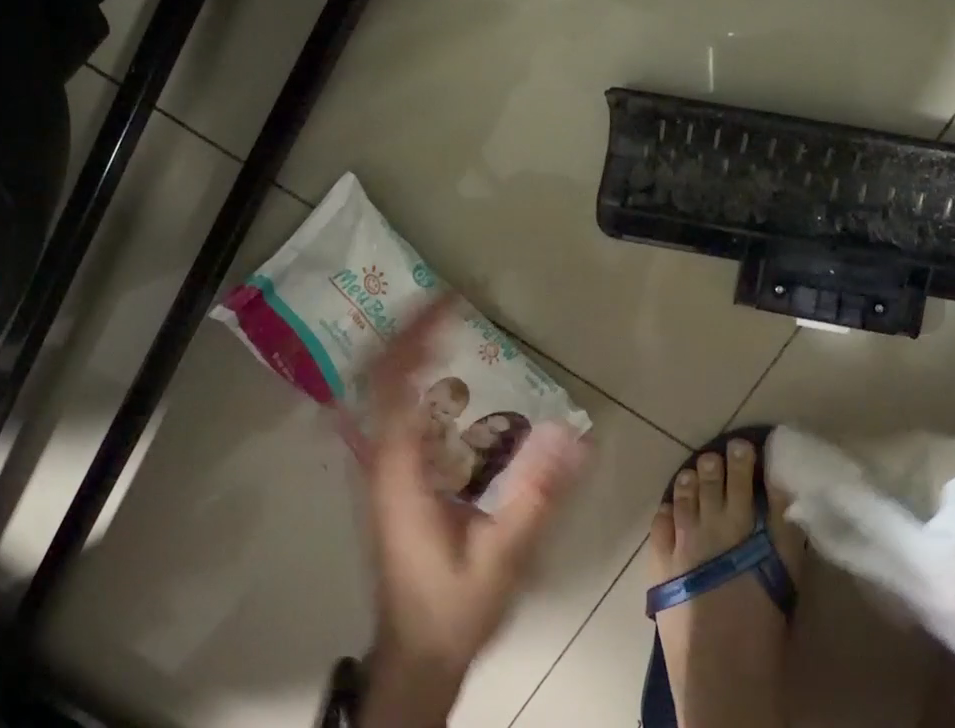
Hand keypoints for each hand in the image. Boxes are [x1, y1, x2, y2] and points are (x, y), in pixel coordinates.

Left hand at [357, 297, 585, 726]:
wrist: (416, 654)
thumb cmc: (455, 608)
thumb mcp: (502, 557)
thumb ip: (537, 497)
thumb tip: (575, 433)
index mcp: (401, 473)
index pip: (397, 386)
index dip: (418, 338)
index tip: (450, 303)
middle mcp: (383, 463)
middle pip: (380, 379)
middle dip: (407, 332)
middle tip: (448, 300)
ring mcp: (383, 471)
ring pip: (380, 394)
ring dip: (406, 352)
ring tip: (443, 322)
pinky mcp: (393, 481)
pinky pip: (392, 414)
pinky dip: (409, 381)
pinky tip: (437, 375)